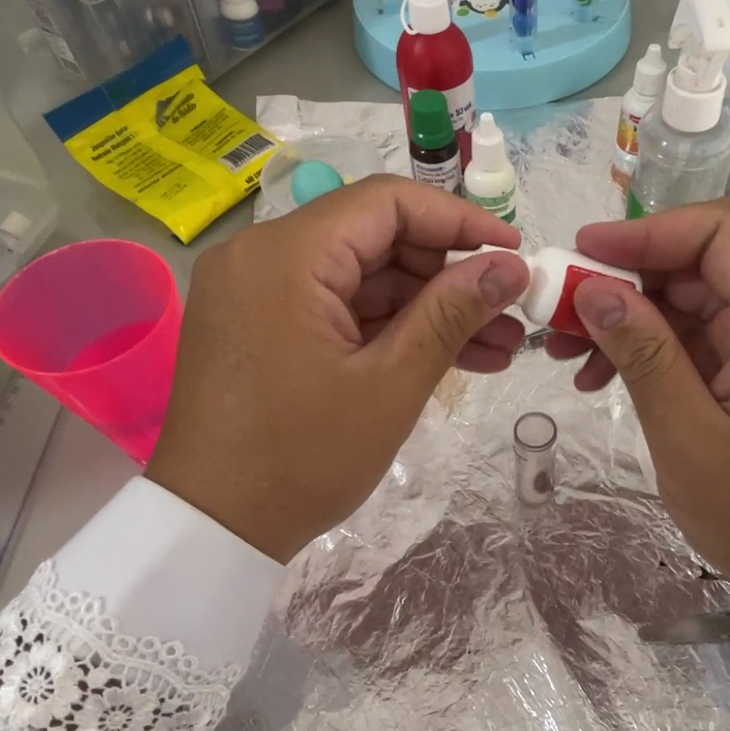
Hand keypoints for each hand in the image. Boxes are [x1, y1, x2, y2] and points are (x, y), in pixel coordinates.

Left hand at [148, 176, 531, 562]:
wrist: (215, 527)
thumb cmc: (303, 458)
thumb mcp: (391, 385)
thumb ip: (452, 314)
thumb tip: (512, 267)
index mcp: (286, 255)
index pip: (387, 203)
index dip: (460, 221)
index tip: (515, 252)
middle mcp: (263, 257)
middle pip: (376, 241)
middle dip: (450, 278)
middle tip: (512, 314)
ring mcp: (259, 294)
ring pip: (362, 282)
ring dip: (429, 312)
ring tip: (500, 348)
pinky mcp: (263, 328)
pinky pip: (338, 311)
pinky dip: (389, 332)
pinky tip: (451, 359)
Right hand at [546, 199, 729, 581]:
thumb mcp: (688, 435)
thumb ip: (644, 355)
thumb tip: (596, 291)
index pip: (717, 232)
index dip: (647, 232)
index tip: (585, 254)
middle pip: (695, 266)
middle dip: (623, 281)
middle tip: (560, 317)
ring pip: (686, 304)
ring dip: (626, 320)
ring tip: (568, 357)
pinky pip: (691, 342)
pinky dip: (646, 352)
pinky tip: (601, 381)